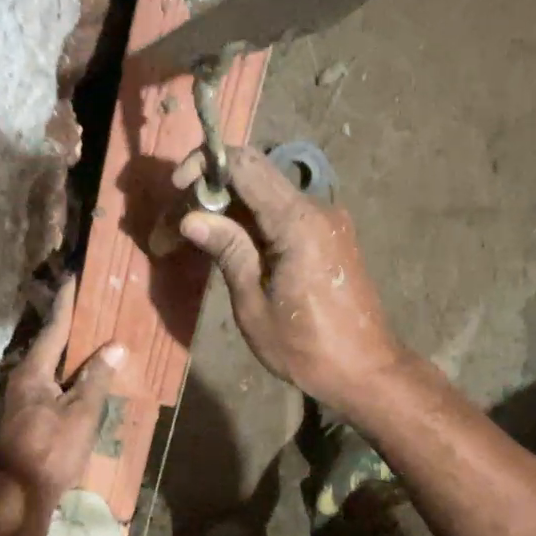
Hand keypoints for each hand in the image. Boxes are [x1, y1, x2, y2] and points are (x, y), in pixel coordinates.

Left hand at [0, 281, 124, 518]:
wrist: (20, 496)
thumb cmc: (51, 451)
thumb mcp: (80, 414)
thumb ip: (96, 379)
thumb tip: (114, 347)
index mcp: (32, 372)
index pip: (54, 328)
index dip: (67, 303)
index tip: (74, 277)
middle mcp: (20, 380)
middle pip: (48, 345)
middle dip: (68, 325)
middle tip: (89, 304)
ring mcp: (19, 401)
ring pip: (48, 367)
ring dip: (68, 352)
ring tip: (91, 337)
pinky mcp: (24, 419)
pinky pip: (48, 385)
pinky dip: (65, 375)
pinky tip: (79, 378)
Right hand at [177, 146, 406, 416]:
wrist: (365, 371)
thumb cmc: (306, 348)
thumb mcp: (254, 305)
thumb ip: (228, 252)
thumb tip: (191, 218)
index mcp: (297, 222)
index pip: (245, 165)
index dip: (205, 166)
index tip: (176, 190)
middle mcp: (316, 209)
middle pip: (252, 176)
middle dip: (207, 193)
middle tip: (170, 229)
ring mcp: (325, 221)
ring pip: (264, 195)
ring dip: (224, 210)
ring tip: (187, 239)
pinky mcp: (327, 236)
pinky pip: (280, 214)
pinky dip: (248, 222)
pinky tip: (222, 246)